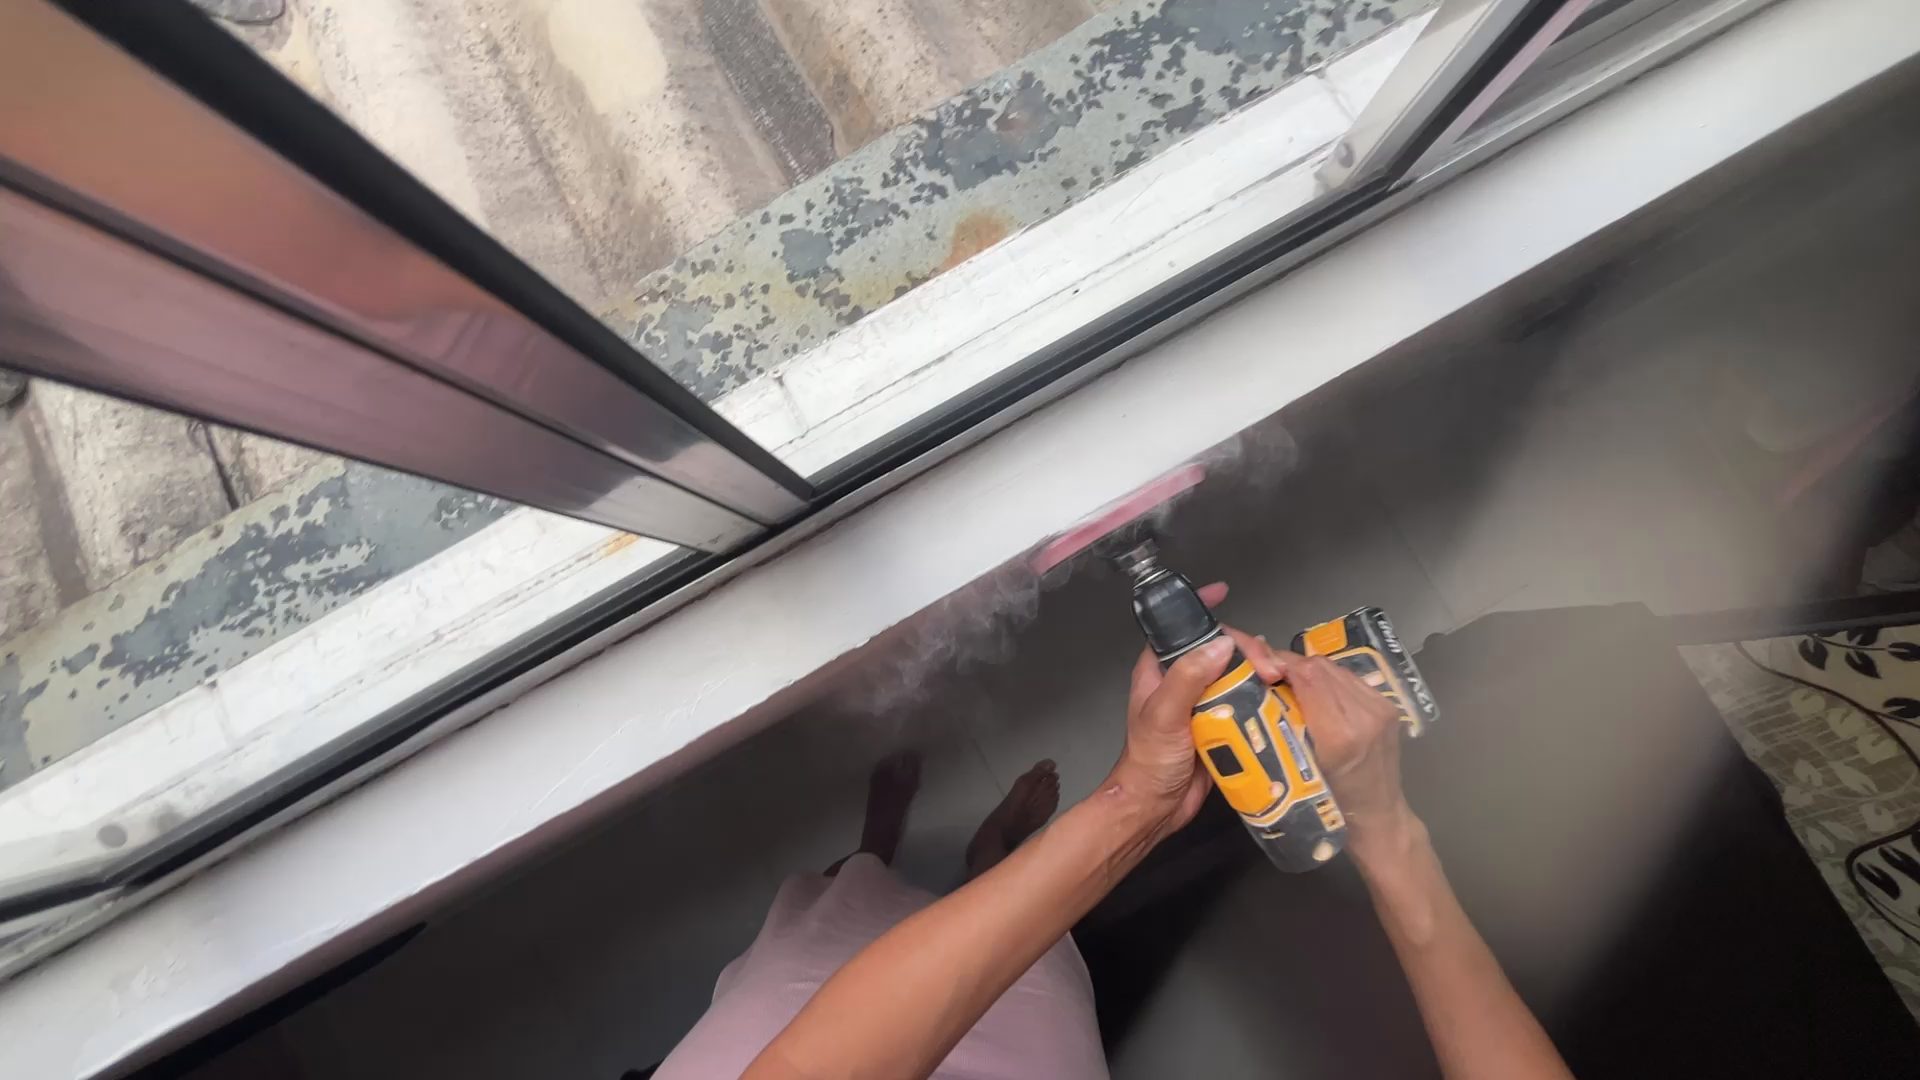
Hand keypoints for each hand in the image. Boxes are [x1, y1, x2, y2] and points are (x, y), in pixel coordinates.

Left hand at [1107, 582, 1257, 838]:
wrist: (1157, 806)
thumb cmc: (1149, 759)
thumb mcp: (1164, 714)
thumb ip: (1188, 677)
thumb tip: (1221, 644)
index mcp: (1159, 670)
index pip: (1180, 628)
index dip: (1200, 608)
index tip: (1223, 592)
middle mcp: (1181, 680)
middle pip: (1218, 648)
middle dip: (1245, 649)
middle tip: (1268, 667)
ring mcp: (1203, 702)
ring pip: (1236, 673)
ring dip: (1259, 671)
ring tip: (1279, 679)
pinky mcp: (1221, 724)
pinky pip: (1246, 702)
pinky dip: (1263, 697)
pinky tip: (1281, 695)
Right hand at [1271, 648, 1413, 842]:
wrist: (1377, 811)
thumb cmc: (1329, 795)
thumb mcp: (1297, 760)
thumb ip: (1284, 720)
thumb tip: (1261, 681)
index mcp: (1339, 733)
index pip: (1307, 674)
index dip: (1281, 663)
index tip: (1260, 668)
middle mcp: (1364, 715)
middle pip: (1319, 666)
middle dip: (1292, 665)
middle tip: (1271, 676)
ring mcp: (1381, 708)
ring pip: (1334, 667)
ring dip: (1310, 671)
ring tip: (1293, 684)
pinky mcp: (1388, 705)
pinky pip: (1349, 677)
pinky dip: (1329, 679)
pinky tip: (1319, 693)